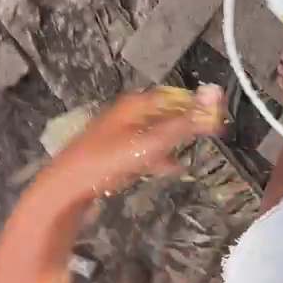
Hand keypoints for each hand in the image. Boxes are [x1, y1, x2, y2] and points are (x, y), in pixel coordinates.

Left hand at [31, 85, 225, 209]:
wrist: (64, 190)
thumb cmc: (108, 160)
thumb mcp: (151, 141)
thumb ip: (185, 121)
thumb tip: (217, 92)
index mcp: (137, 104)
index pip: (177, 96)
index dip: (198, 105)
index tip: (218, 118)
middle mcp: (129, 114)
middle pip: (167, 113)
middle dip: (188, 123)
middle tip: (211, 134)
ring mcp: (120, 134)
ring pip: (157, 133)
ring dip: (175, 141)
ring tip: (195, 150)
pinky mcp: (115, 154)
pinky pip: (146, 150)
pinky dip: (161, 157)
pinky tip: (172, 168)